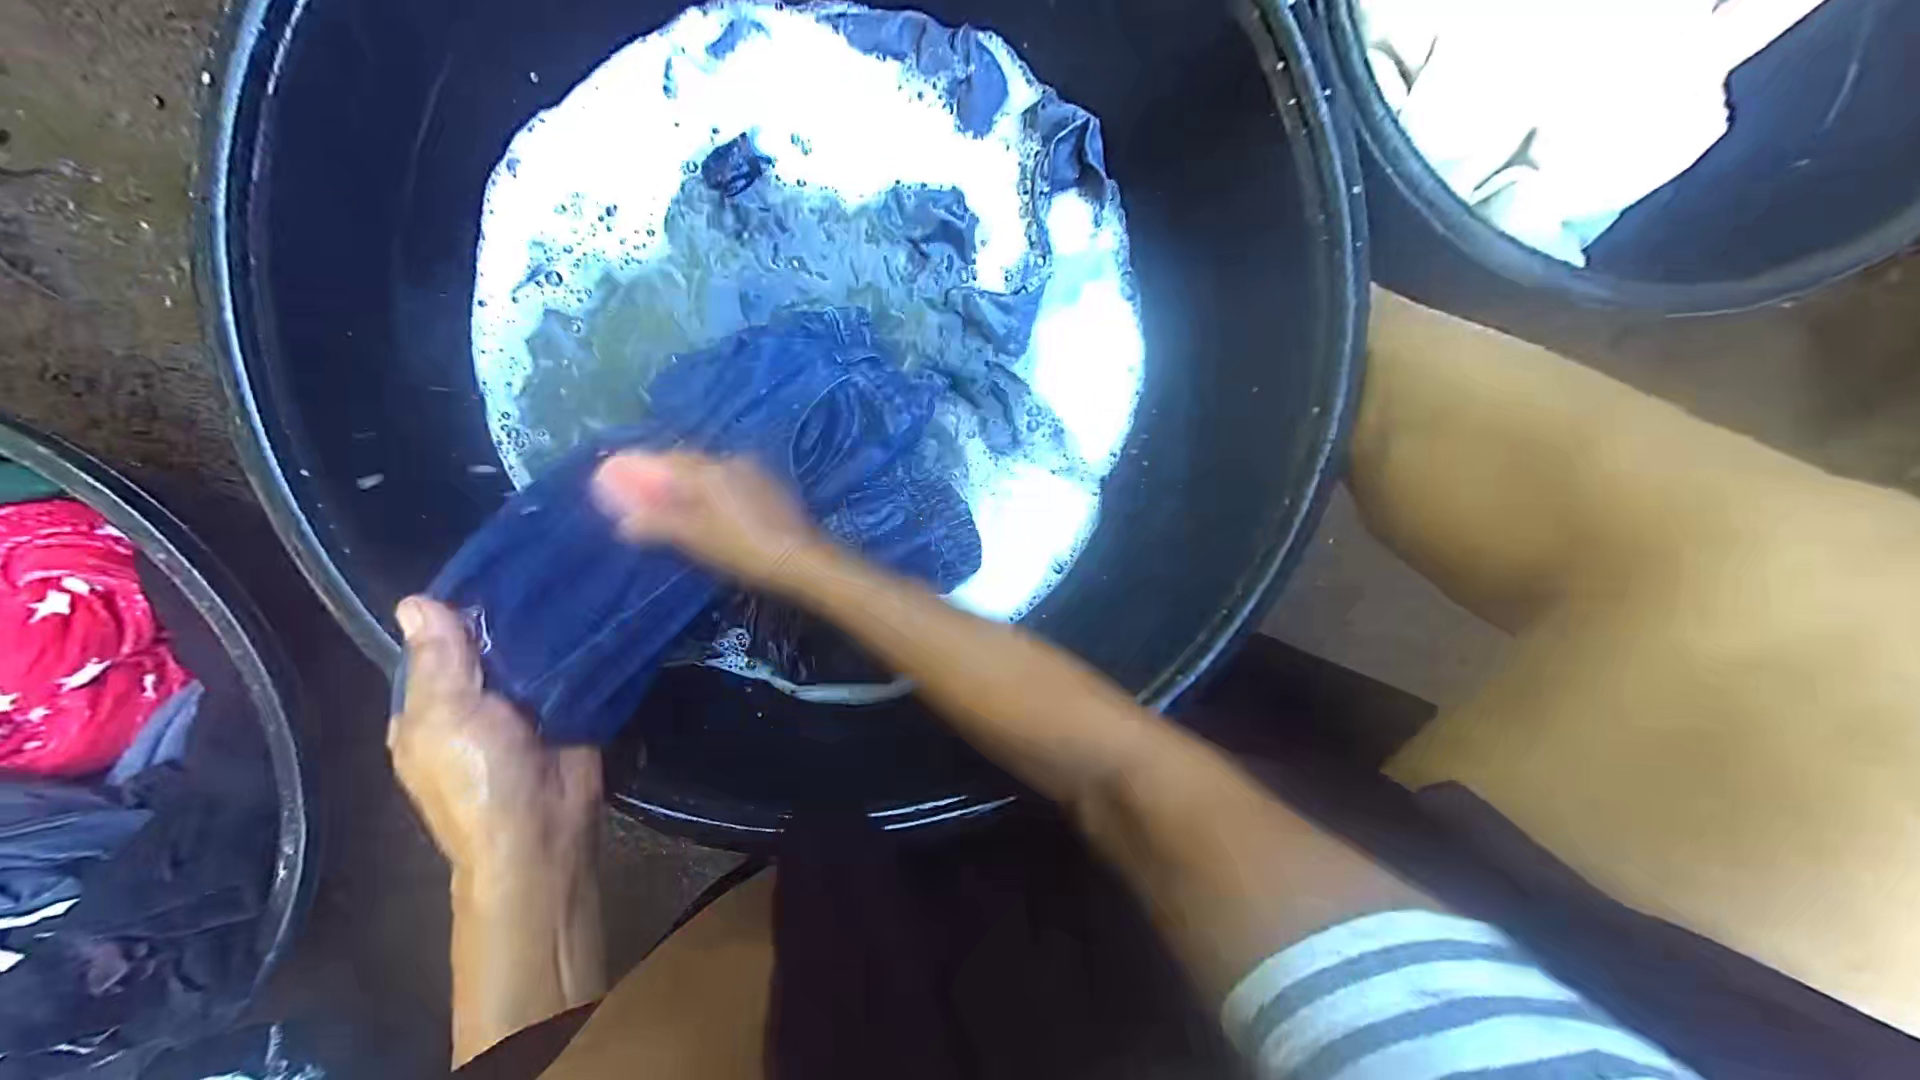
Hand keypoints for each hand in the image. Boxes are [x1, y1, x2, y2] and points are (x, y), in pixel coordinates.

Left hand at [388, 596, 602, 886]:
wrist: (546, 827)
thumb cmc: (480, 779)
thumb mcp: (444, 719)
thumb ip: (437, 663)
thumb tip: (414, 603)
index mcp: (428, 709)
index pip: (437, 649)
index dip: (458, 615)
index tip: (492, 574)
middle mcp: (473, 705)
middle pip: (490, 650)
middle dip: (511, 618)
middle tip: (543, 572)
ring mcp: (524, 709)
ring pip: (532, 658)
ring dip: (548, 631)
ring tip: (573, 582)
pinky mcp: (567, 710)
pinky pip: (570, 671)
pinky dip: (578, 649)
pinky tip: (594, 617)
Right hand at [592, 451, 826, 592]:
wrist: (804, 561)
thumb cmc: (746, 551)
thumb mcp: (697, 540)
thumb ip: (660, 525)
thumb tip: (626, 522)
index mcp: (711, 471)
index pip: (667, 460)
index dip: (639, 467)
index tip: (616, 473)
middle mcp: (733, 463)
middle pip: (689, 463)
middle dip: (663, 473)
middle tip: (640, 488)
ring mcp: (756, 474)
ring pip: (711, 471)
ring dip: (687, 481)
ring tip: (668, 499)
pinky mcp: (772, 489)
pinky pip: (729, 481)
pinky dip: (710, 489)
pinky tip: (707, 507)